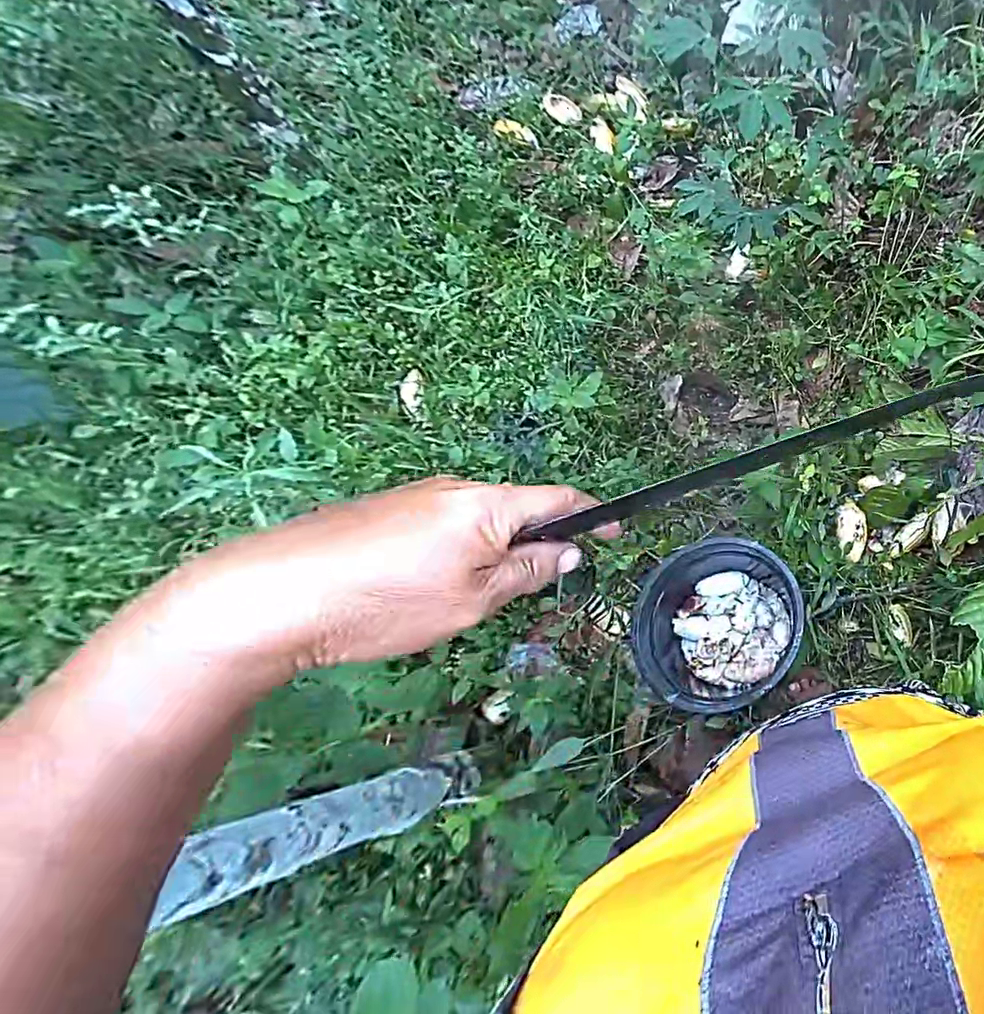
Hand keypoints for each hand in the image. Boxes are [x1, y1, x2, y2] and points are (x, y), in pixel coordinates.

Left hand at [112, 477, 616, 683]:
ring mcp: (413, 496)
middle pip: (519, 510)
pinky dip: (454, 550)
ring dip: (491, 550)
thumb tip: (568, 551)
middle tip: (524, 589)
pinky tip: (416, 589)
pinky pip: (440, 525)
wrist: (257, 600)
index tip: (615, 534)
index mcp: (488, 505)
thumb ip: (529, 571)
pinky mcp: (379, 511)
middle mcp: (455, 489)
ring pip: (478, 521)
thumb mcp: (475, 599)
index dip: (595, 517)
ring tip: (461, 598)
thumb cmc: (383, 603)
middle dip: (535, 542)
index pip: (561, 500)